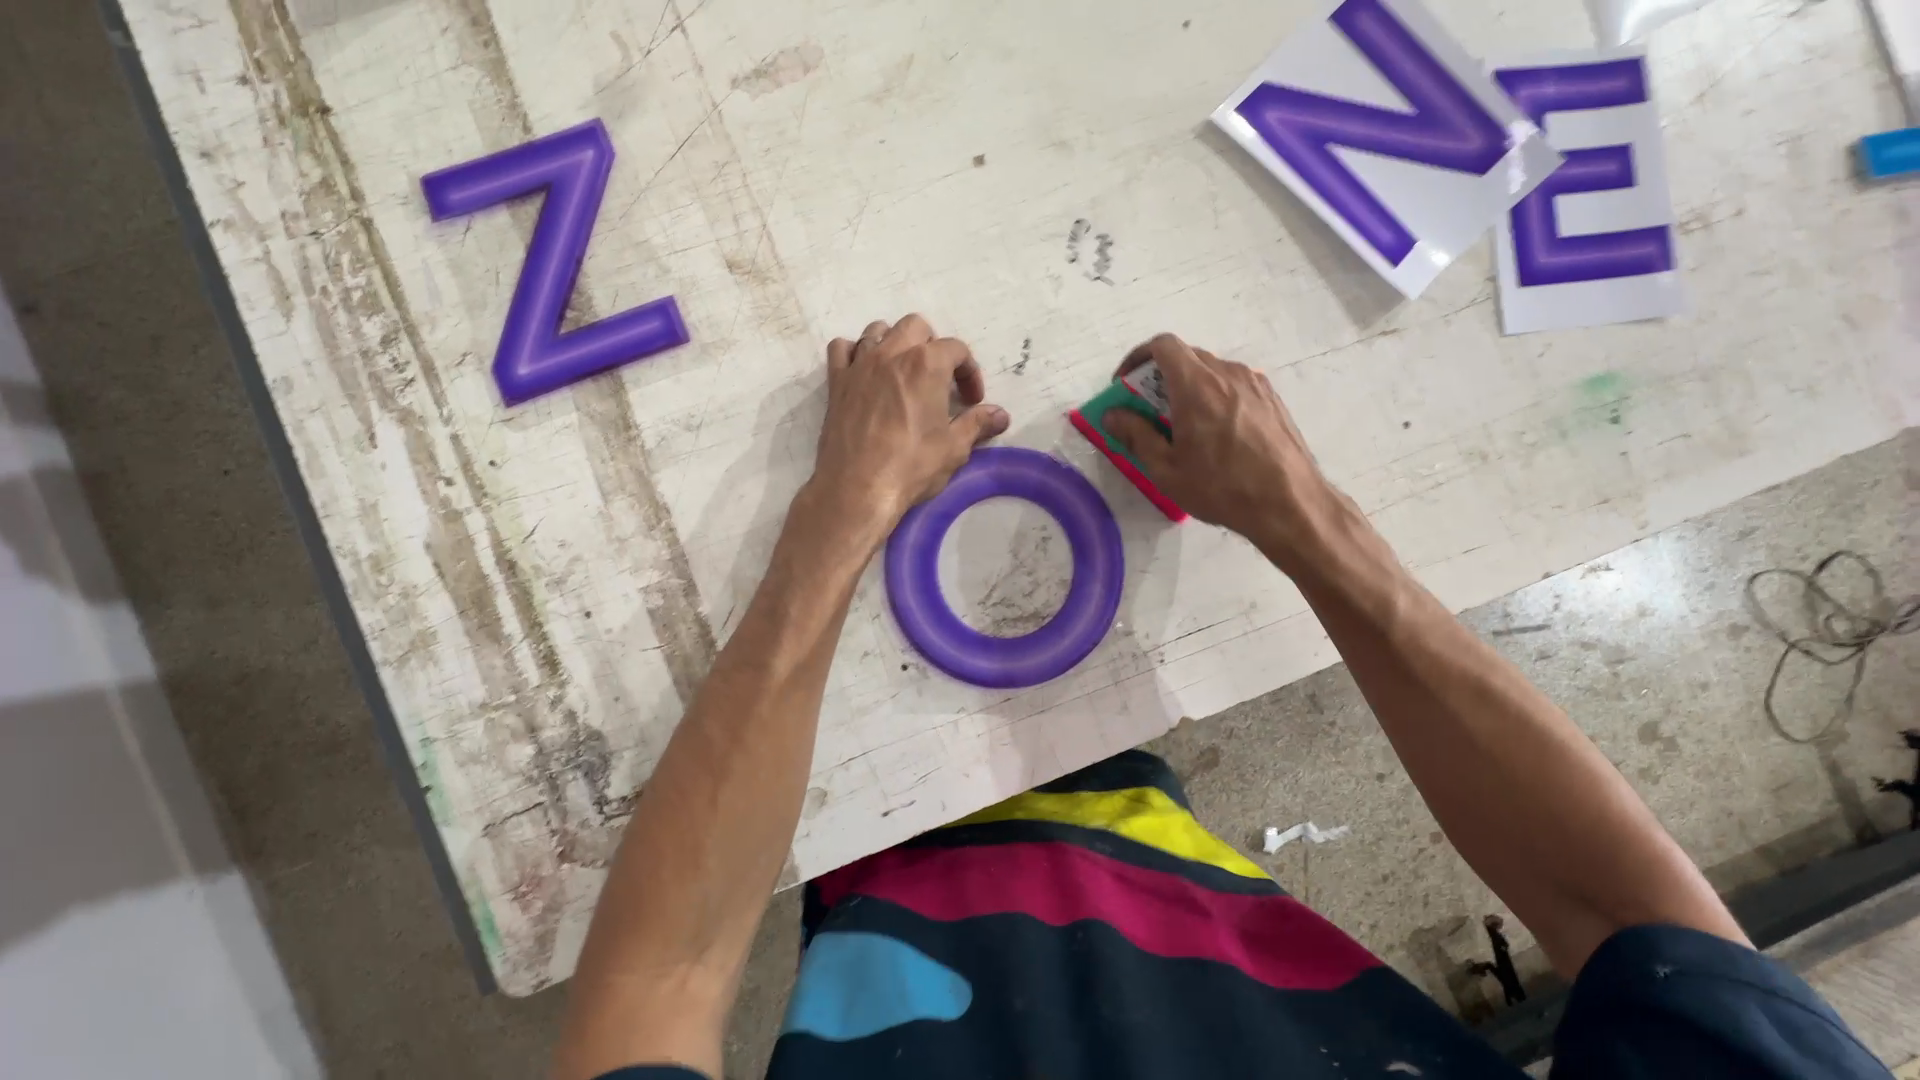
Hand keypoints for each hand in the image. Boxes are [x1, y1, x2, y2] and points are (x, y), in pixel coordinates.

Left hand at [810, 314, 1010, 530]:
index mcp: (927, 364)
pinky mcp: (836, 382)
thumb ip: (977, 424)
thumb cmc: (911, 467)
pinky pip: (842, 349)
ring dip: (895, 343)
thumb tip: (1001, 415)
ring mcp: (860, 365)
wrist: (857, 488)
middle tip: (939, 379)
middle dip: (933, 346)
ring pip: (878, 330)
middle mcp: (892, 353)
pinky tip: (865, 373)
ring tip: (903, 372)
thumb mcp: (954, 448)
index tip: (972, 400)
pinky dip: (855, 353)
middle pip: (916, 327)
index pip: (956, 349)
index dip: (970, 372)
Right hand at [1100, 333, 1354, 573]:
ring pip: (1212, 371)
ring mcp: (1254, 383)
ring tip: (1184, 425)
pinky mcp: (1272, 398)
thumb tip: (1113, 414)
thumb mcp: (1167, 469)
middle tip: (1149, 411)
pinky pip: (1234, 385)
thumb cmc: (1221, 488)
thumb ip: (1136, 435)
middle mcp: (1227, 374)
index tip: (1125, 385)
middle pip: (1186, 357)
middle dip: (1160, 377)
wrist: (1289, 503)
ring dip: (1190, 387)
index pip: (1163, 346)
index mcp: (1196, 385)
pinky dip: (1215, 396)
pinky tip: (1216, 432)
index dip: (1138, 358)